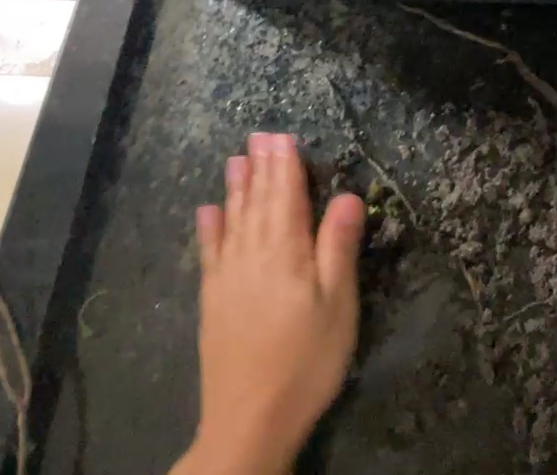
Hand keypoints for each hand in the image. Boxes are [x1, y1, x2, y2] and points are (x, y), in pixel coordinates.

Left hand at [176, 132, 365, 474]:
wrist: (249, 421)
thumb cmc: (307, 359)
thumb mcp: (338, 304)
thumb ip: (338, 247)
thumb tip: (349, 195)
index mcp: (287, 253)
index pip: (287, 198)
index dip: (286, 166)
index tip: (283, 135)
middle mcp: (252, 257)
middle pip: (258, 203)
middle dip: (261, 168)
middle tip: (260, 135)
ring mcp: (228, 279)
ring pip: (233, 221)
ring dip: (236, 188)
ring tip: (236, 159)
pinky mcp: (214, 301)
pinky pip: (210, 253)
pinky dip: (210, 228)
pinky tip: (207, 211)